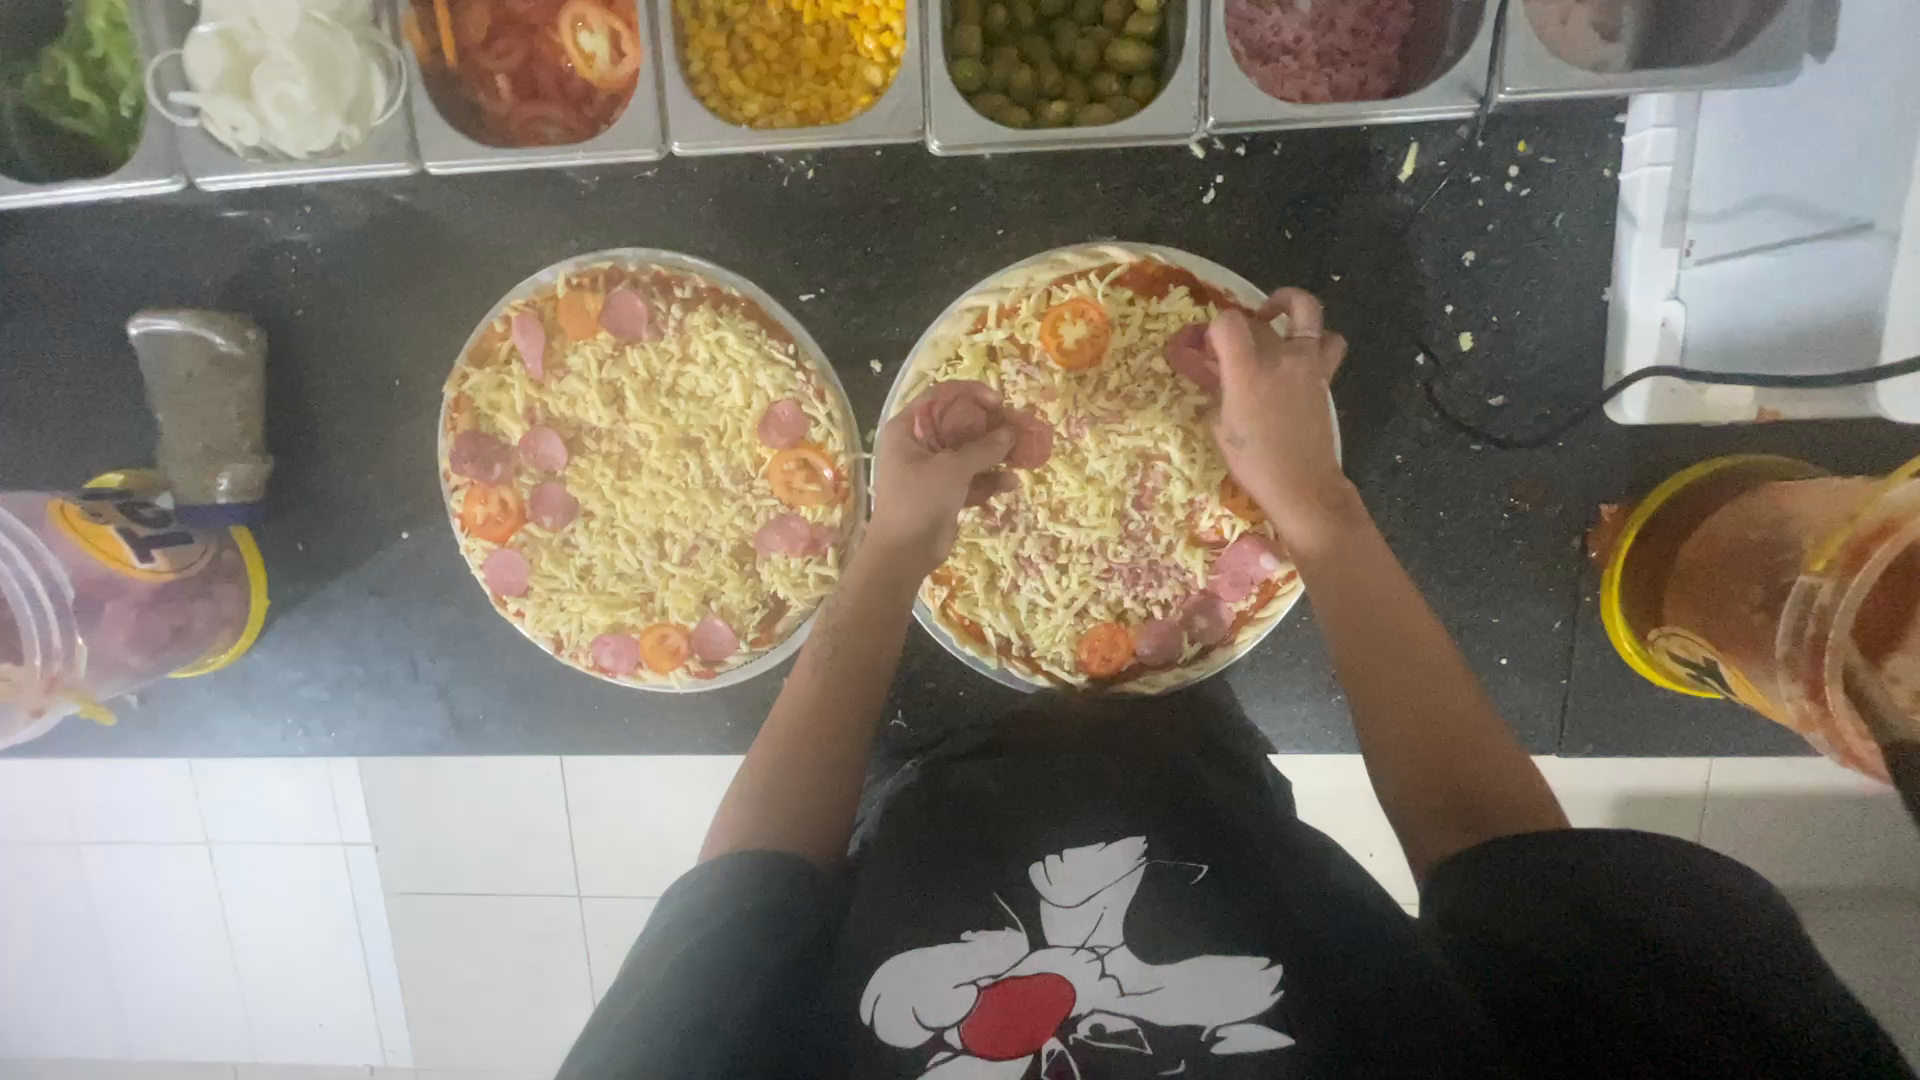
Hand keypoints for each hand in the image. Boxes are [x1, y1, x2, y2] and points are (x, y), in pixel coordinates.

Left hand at [867, 384, 1016, 578]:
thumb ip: (983, 449)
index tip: (999, 402)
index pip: (940, 395)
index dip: (971, 394)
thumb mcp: (952, 469)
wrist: (903, 554)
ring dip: (994, 456)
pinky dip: (989, 481)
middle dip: (990, 428)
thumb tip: (1010, 432)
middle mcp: (918, 444)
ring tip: (1022, 457)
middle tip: (1017, 429)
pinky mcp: (944, 493)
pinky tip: (1010, 484)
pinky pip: (970, 479)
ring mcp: (932, 470)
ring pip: (968, 453)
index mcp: (907, 428)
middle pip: (959, 424)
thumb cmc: (919, 501)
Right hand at [1208, 287, 1361, 555]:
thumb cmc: (1253, 462)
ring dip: (1288, 306)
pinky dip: (1317, 338)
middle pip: (1256, 319)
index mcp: (1247, 371)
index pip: (1227, 322)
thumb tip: (1210, 377)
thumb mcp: (1219, 427)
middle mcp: (1280, 358)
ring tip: (1273, 317)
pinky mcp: (1325, 376)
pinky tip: (1301, 350)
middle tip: (1227, 346)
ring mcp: (1308, 363)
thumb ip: (1214, 393)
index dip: (1212, 328)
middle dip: (1237, 327)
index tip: (1206, 348)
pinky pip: (1329, 342)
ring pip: (1306, 311)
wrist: (1301, 484)